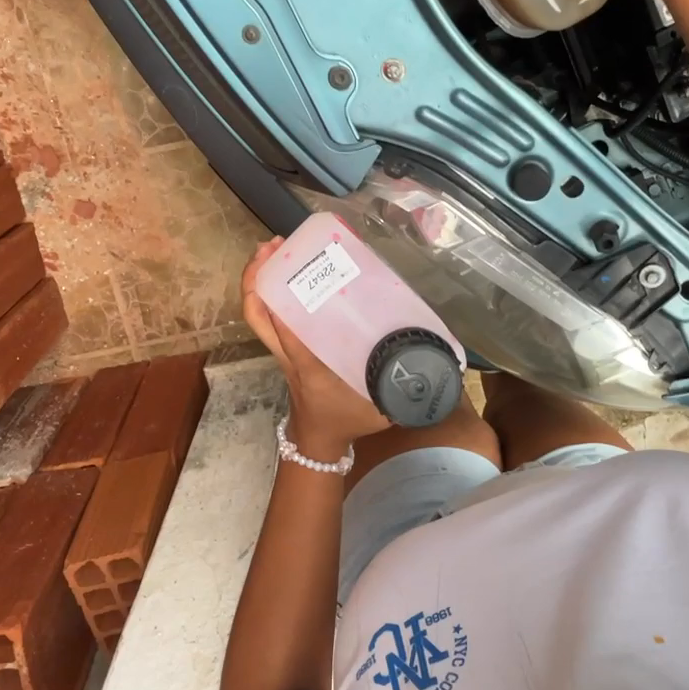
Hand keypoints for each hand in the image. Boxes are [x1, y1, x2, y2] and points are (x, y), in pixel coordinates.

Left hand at [241, 237, 390, 460]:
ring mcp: (282, 351)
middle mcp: (289, 354)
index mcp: (309, 365)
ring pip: (258, 314)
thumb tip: (430, 359)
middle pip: (258, 313)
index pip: (287, 329)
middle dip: (258, 276)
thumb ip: (400, 384)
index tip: (288, 263)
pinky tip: (289, 273)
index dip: (280, 297)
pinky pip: (269, 318)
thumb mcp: (379, 407)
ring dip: (259, 280)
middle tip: (273, 245)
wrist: (317, 444)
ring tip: (274, 249)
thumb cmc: (347, 421)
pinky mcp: (284, 349)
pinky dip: (270, 293)